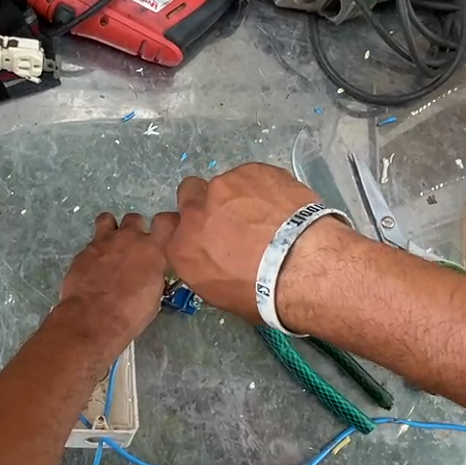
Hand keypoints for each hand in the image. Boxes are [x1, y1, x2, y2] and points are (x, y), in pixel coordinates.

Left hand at [53, 212, 176, 347]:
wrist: (94, 318)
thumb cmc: (131, 312)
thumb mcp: (154, 295)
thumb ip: (153, 273)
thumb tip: (150, 270)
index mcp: (152, 249)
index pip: (164, 223)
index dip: (160, 230)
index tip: (157, 241)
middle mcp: (128, 239)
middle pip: (133, 219)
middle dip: (133, 230)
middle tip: (132, 248)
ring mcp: (103, 242)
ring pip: (107, 219)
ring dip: (110, 229)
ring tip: (109, 247)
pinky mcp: (83, 251)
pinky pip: (91, 244)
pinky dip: (93, 253)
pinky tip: (93, 269)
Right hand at [154, 163, 362, 327]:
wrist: (302, 264)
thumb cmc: (261, 294)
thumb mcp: (219, 292)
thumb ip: (203, 264)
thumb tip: (213, 254)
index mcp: (182, 246)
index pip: (163, 225)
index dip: (180, 226)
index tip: (199, 233)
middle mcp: (196, 211)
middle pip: (187, 192)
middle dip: (204, 201)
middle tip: (230, 217)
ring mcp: (224, 186)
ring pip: (225, 183)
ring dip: (240, 195)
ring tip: (268, 214)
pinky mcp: (253, 170)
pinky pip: (253, 175)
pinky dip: (264, 187)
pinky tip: (282, 204)